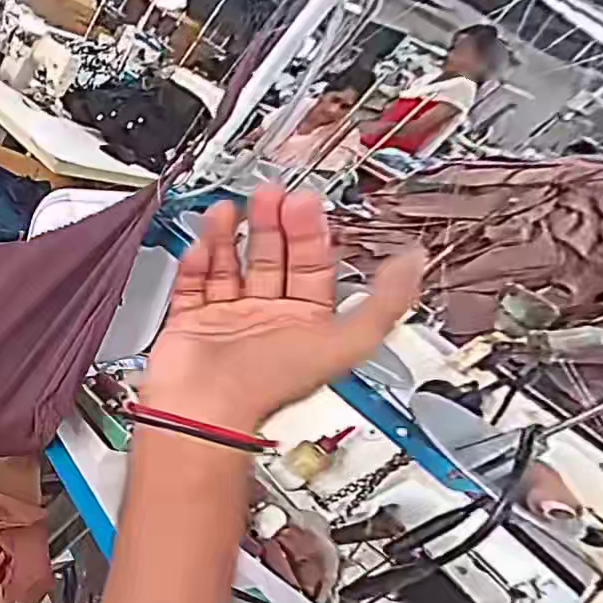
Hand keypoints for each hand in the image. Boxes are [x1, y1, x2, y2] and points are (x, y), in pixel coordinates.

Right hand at [142, 186, 424, 430]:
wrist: (204, 407)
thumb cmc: (267, 384)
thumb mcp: (347, 341)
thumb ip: (385, 302)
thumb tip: (414, 263)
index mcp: (302, 323)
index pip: (310, 266)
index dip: (309, 232)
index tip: (303, 203)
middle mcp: (264, 318)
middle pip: (267, 259)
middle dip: (268, 225)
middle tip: (268, 196)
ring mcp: (224, 318)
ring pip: (226, 267)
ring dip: (227, 236)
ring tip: (228, 209)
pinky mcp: (188, 322)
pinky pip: (191, 285)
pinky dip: (195, 262)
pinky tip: (202, 242)